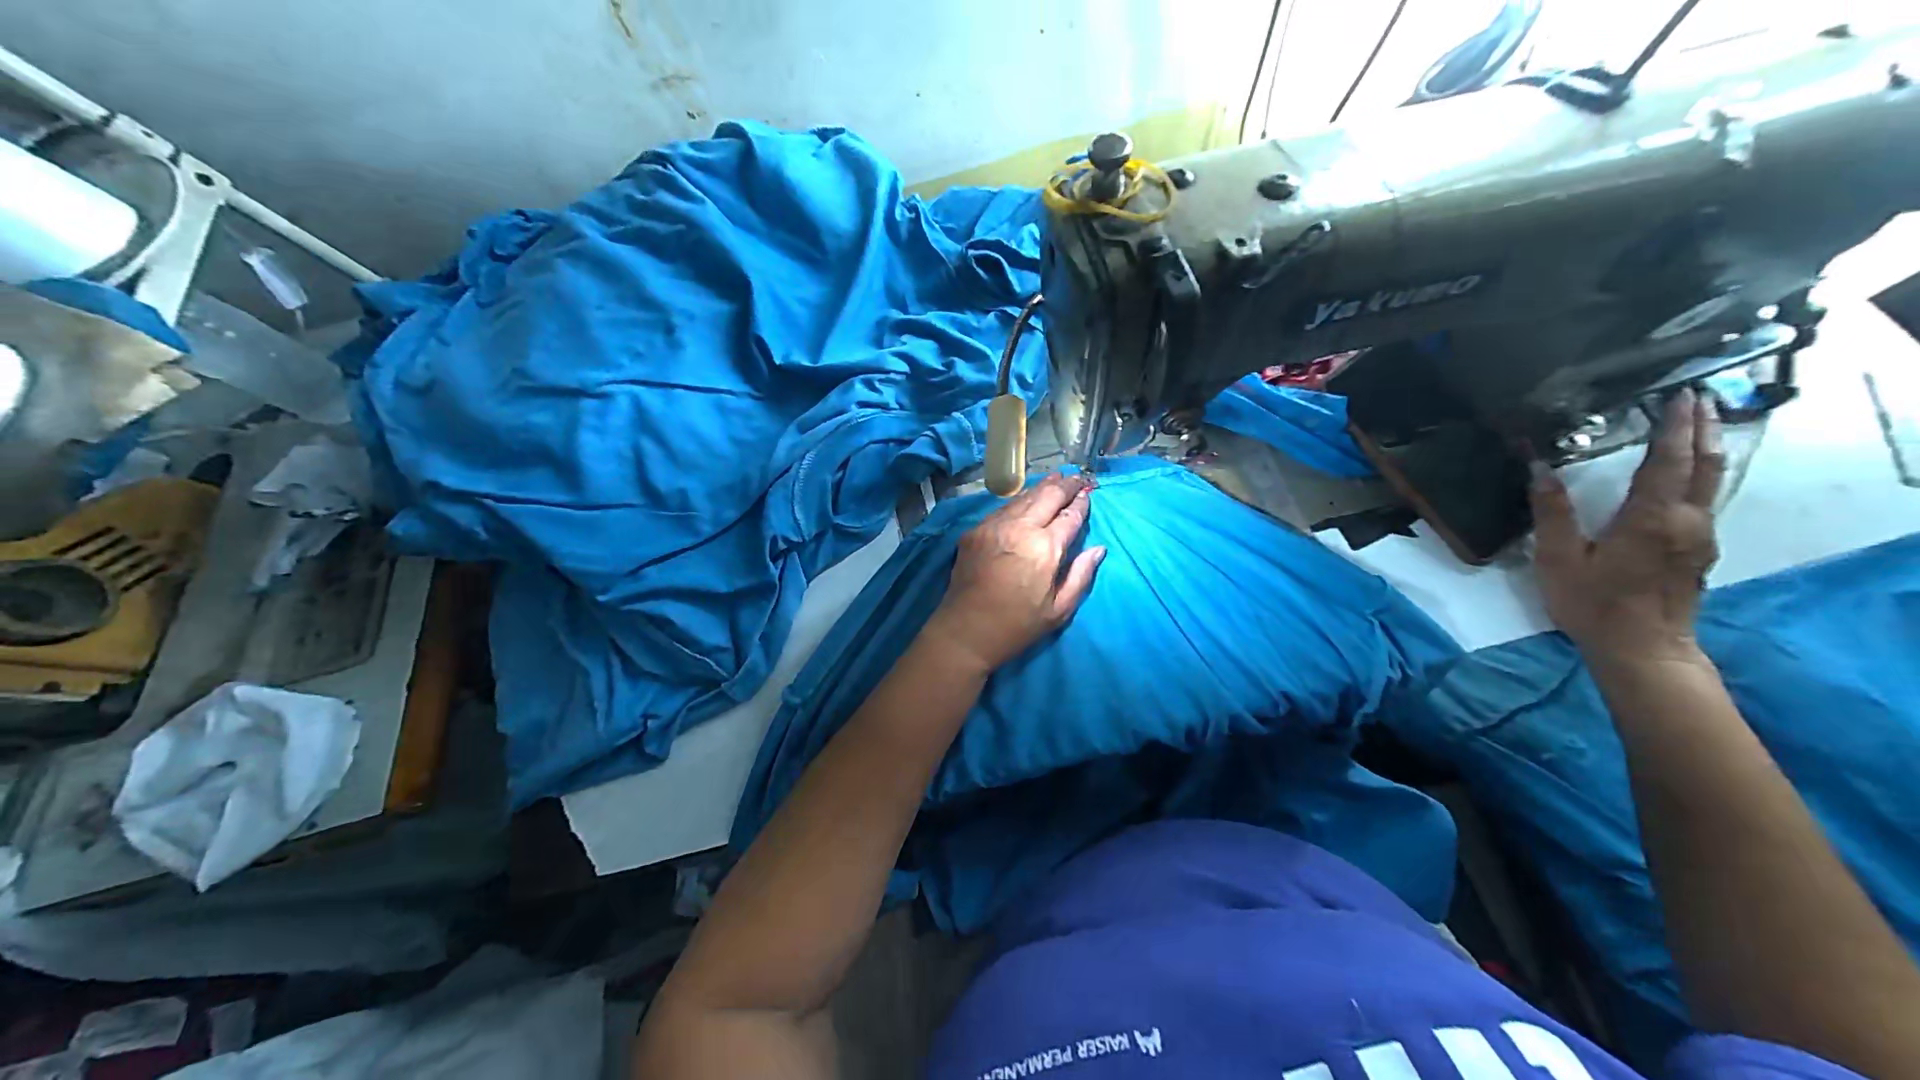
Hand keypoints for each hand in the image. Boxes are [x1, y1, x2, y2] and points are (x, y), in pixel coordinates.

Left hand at [922, 471, 1106, 674]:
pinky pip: (1002, 508)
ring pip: (1023, 497)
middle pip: (1048, 496)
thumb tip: (1097, 549)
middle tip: (1077, 477)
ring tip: (1055, 479)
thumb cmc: (1017, 626)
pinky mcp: (975, 531)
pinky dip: (1019, 500)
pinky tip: (1026, 499)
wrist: (964, 631)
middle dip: (1065, 485)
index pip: (1070, 515)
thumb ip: (1081, 576)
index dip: (1081, 502)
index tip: (1088, 493)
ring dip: (1042, 487)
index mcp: (1045, 548)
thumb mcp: (1059, 610)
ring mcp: (994, 526)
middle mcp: (1020, 528)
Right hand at [1530, 389, 1723, 665]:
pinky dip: (1699, 474)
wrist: (1642, 649)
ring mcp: (1699, 536)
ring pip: (1711, 481)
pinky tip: (1686, 473)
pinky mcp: (1697, 550)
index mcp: (1651, 518)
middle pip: (1704, 465)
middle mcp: (1687, 520)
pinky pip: (1704, 499)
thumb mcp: (1558, 560)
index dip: (1673, 428)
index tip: (1678, 397)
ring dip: (1705, 449)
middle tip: (1697, 398)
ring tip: (1698, 425)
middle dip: (1701, 429)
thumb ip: (1553, 513)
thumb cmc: (1594, 604)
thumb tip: (1539, 469)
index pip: (1668, 462)